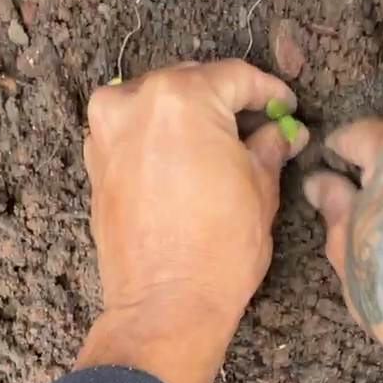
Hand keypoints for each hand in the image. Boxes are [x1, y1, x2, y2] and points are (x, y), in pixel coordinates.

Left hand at [77, 60, 306, 382]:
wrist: (167, 306)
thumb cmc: (218, 253)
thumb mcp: (260, 193)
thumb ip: (269, 149)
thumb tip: (281, 132)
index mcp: (181, 99)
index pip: (234, 77)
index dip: (269, 91)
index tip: (286, 106)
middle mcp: (134, 103)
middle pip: (192, 84)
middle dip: (228, 104)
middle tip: (260, 127)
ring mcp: (107, 133)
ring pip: (159, 107)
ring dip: (192, 120)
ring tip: (223, 149)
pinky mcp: (96, 165)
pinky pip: (135, 135)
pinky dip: (162, 141)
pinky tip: (188, 166)